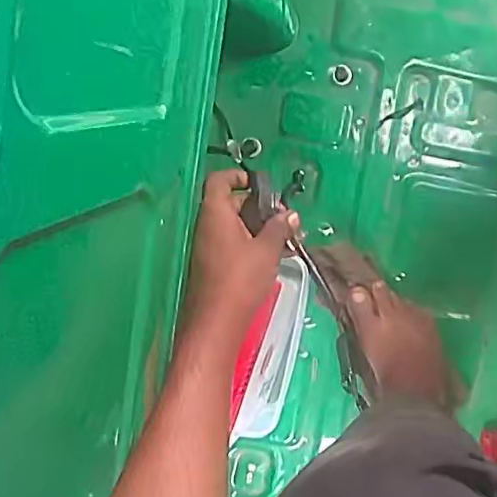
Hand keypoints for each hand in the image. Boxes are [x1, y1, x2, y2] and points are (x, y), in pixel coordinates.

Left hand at [179, 169, 294, 352]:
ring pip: (233, 226)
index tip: (260, 183)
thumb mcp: (267, 250)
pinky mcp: (212, 266)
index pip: (219, 180)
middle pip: (229, 203)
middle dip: (257, 206)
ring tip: (283, 239)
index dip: (238, 175)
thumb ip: (279, 228)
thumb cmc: (240, 279)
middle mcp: (207, 226)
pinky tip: (271, 257)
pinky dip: (250, 244)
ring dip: (257, 228)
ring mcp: (207, 247)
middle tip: (283, 218)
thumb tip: (290, 214)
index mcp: (215, 213)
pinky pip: (231, 244)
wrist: (217, 321)